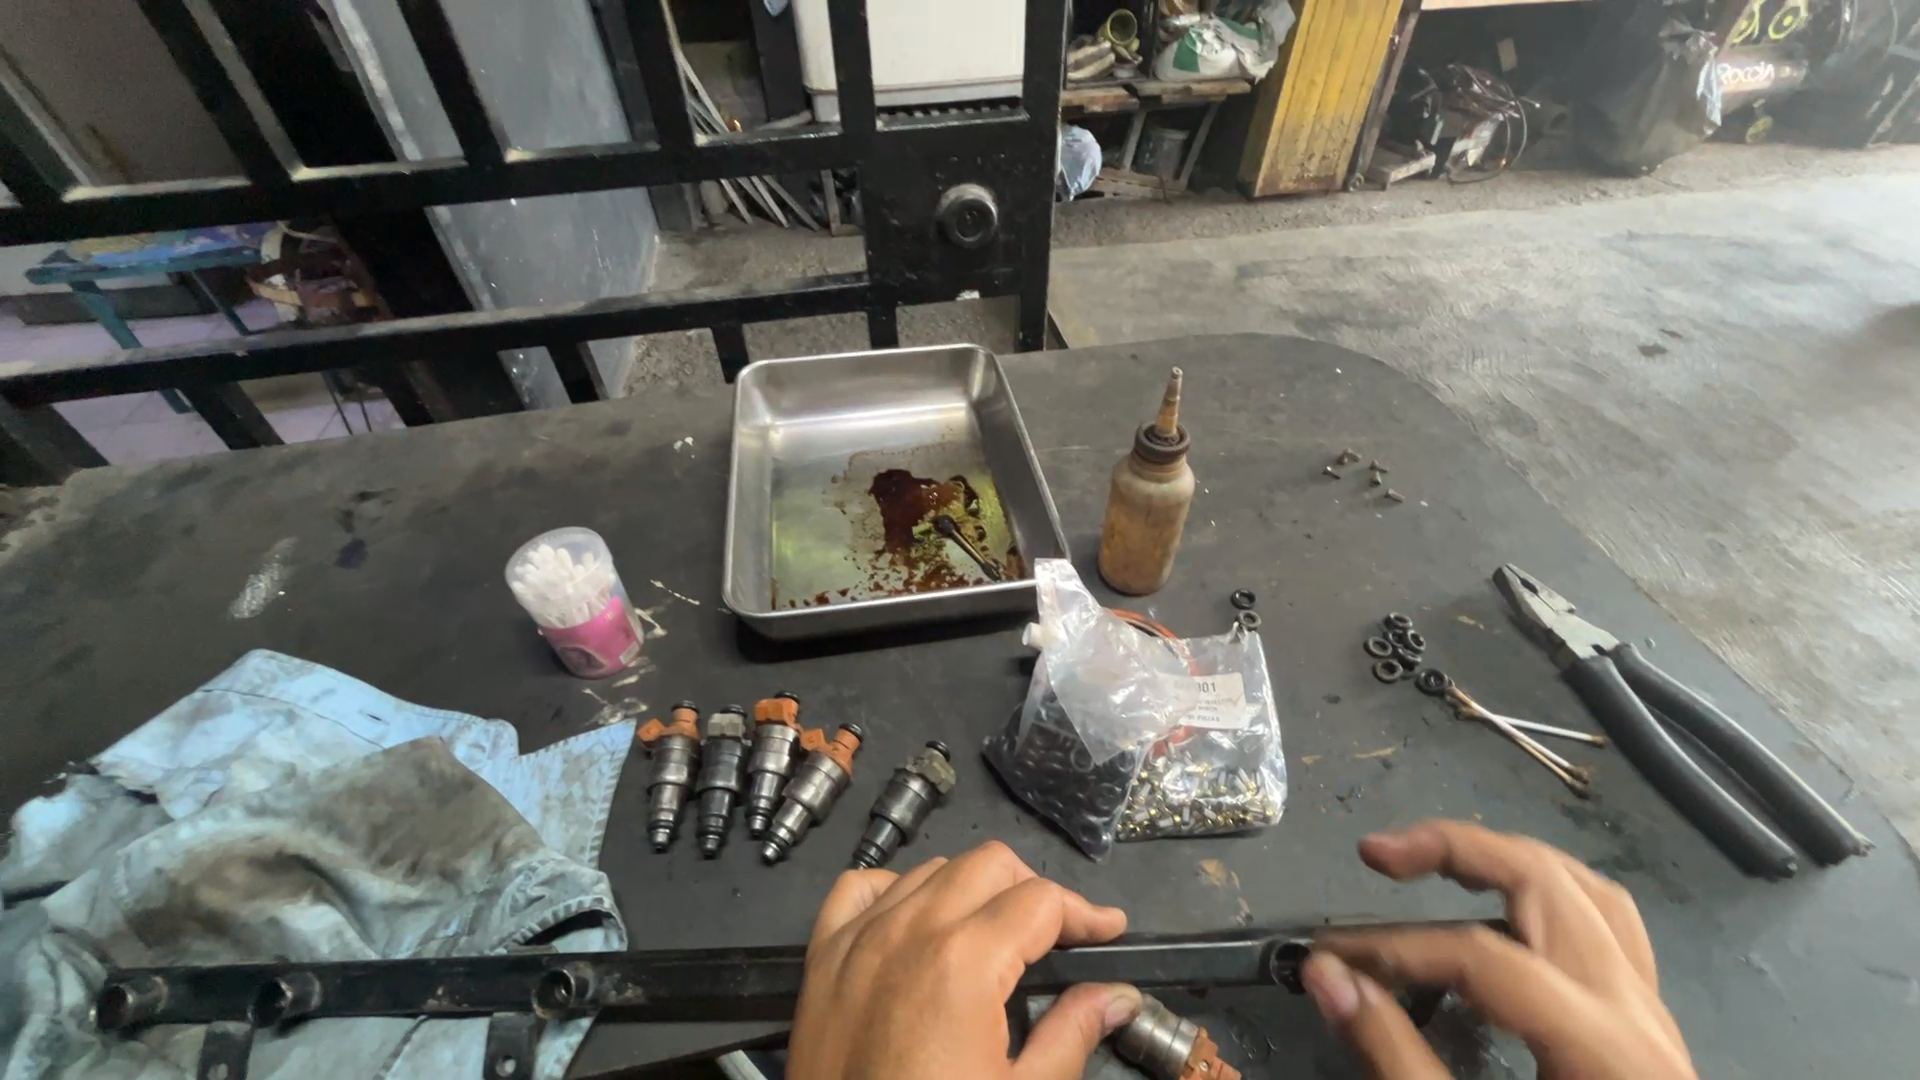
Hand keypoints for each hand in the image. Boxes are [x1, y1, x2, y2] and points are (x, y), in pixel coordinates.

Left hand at [788, 841, 1141, 1079]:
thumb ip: (1072, 1033)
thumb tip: (1117, 995)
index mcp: (965, 960)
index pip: (1040, 900)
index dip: (1084, 912)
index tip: (1108, 931)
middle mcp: (911, 927)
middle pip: (988, 864)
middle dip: (1032, 889)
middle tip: (1055, 937)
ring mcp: (860, 935)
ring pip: (931, 869)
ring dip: (970, 889)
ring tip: (992, 933)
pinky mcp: (823, 953)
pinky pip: (860, 887)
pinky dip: (896, 890)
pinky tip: (915, 920)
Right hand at [1302, 821, 1695, 1079]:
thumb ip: (1391, 1054)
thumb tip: (1324, 972)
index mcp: (1611, 1055)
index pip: (1483, 957)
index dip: (1396, 949)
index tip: (1332, 960)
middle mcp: (1643, 1020)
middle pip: (1546, 883)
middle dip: (1453, 849)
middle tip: (1378, 855)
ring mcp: (1655, 1023)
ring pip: (1587, 892)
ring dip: (1501, 860)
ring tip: (1431, 859)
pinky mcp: (1647, 1034)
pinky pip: (1605, 928)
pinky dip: (1540, 894)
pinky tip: (1497, 906)